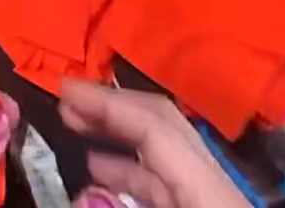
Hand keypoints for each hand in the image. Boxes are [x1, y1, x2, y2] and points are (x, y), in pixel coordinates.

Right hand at [58, 80, 248, 207]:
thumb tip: (81, 192)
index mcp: (218, 194)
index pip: (158, 126)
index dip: (106, 101)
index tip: (62, 88)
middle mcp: (222, 188)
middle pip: (165, 126)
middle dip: (112, 107)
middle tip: (65, 99)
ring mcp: (218, 201)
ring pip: (167, 153)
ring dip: (117, 137)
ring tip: (74, 128)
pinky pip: (170, 182)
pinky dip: (132, 169)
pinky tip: (100, 173)